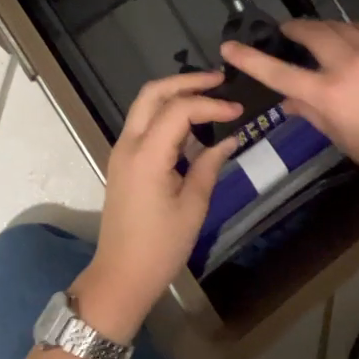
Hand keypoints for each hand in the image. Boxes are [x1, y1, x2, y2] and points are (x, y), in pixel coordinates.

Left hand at [73, 71, 240, 339]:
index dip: (211, 104)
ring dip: (176, 95)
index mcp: (147, 156)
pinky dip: (168, 114)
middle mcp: (128, 145)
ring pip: (145, 105)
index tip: (238, 111)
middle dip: (187, 82)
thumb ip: (209, 165)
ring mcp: (122, 152)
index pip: (179, 110)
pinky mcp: (124, 162)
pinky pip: (144, 124)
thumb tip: (228, 140)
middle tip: (219, 81)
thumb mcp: (193, 207)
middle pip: (153, 93)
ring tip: (210, 97)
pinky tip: (194, 125)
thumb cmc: (160, 247)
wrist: (120, 277)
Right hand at [221, 20, 358, 202]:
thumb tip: (287, 98)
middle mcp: (348, 65)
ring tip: (314, 37)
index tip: (229, 45)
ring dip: (321, 28)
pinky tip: (348, 38)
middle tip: (284, 34)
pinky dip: (350, 30)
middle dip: (293, 30)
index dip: (251, 59)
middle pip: (311, 33)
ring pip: (338, 26)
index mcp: (330, 94)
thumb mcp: (340, 137)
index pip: (280, 73)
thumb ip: (310, 111)